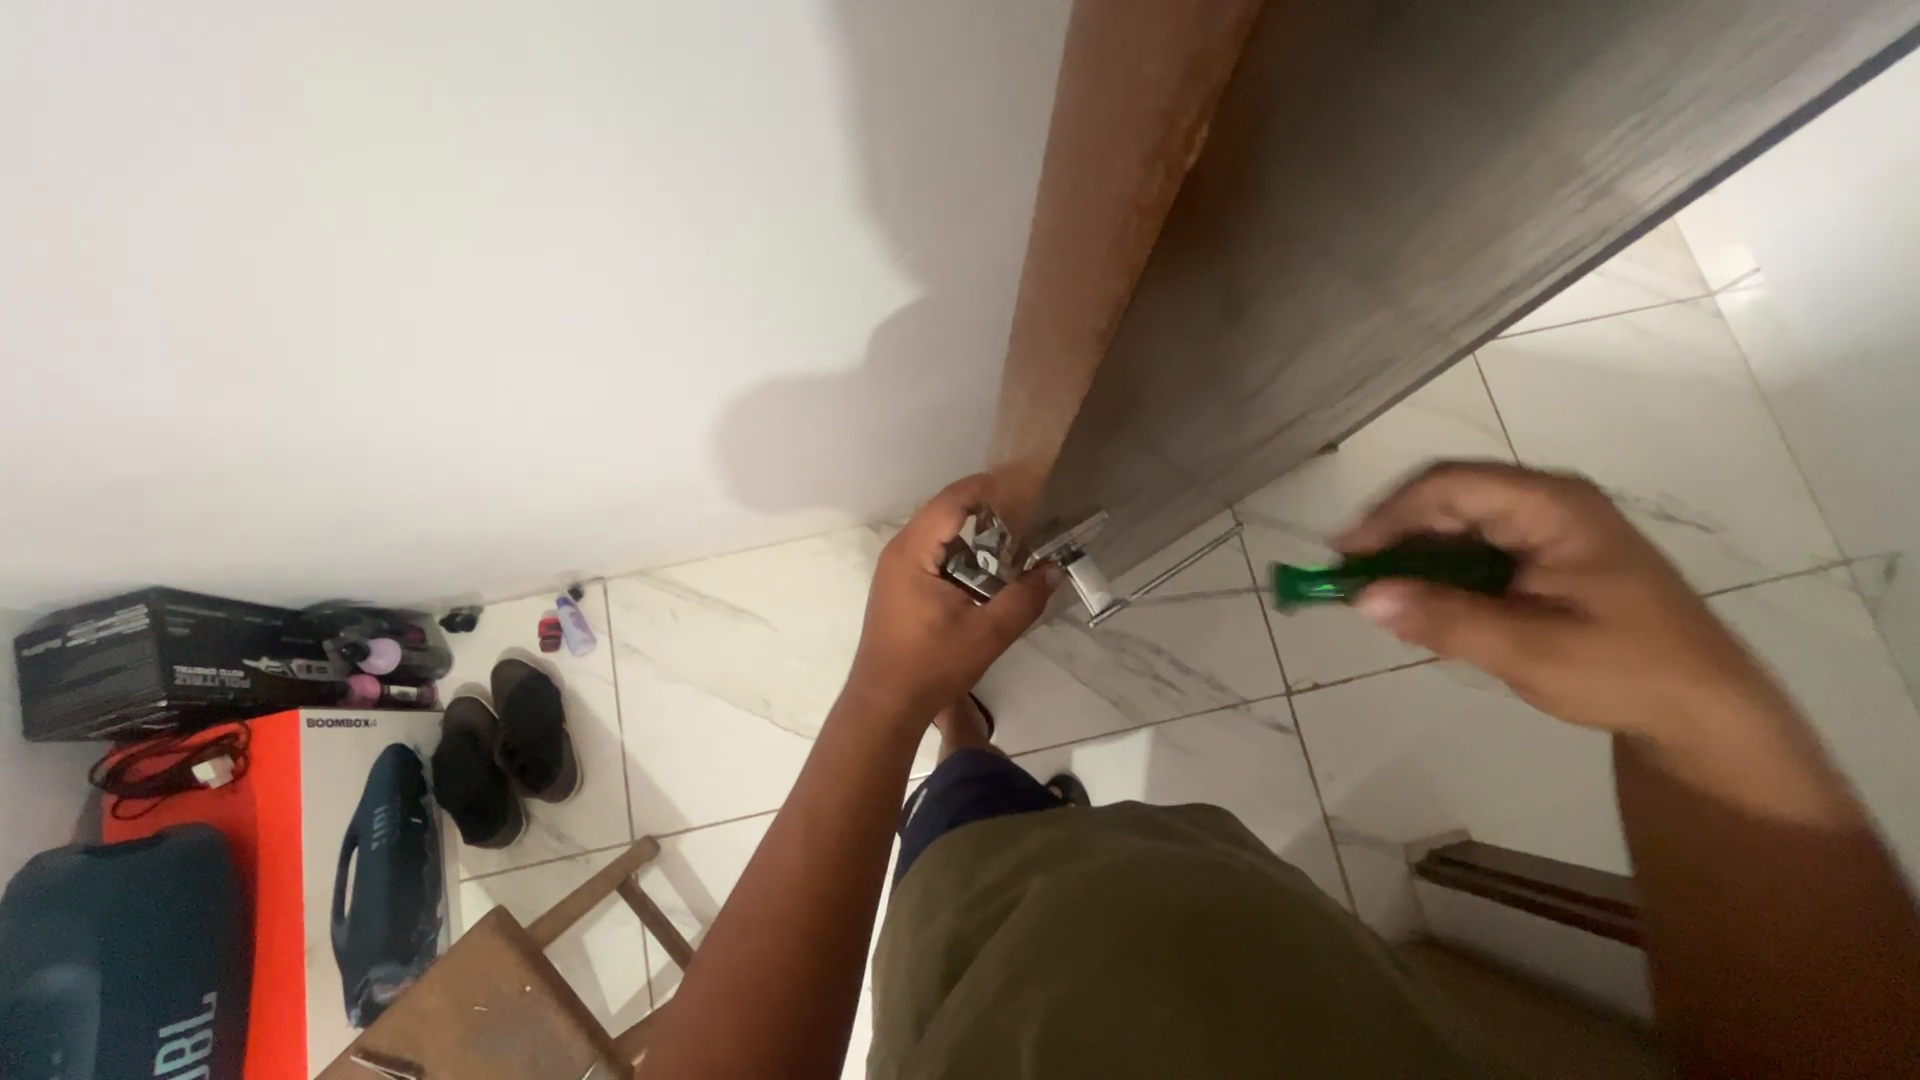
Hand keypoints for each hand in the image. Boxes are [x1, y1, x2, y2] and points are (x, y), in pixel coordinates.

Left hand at [843, 474, 1058, 723]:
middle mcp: (899, 551)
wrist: (885, 704)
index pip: (952, 500)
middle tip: (1028, 515)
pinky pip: (932, 555)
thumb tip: (1054, 569)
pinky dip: (960, 554)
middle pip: (944, 512)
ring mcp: (895, 569)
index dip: (988, 486)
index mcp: (912, 551)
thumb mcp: (987, 633)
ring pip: (939, 535)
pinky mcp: (899, 587)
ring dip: (974, 535)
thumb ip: (1024, 598)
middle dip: (986, 510)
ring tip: (1014, 542)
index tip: (1025, 484)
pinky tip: (987, 573)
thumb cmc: (930, 666)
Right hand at [1337, 461, 1775, 737]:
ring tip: (1379, 597)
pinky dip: (1436, 575)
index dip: (1387, 515)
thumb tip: (1363, 597)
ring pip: (1453, 525)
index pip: (1448, 486)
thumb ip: (1443, 620)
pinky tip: (1420, 607)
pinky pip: (1470, 550)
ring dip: (1411, 558)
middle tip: (1352, 579)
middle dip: (1393, 537)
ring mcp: (1545, 528)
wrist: (1702, 710)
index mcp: (1553, 507)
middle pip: (1446, 500)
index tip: (1345, 555)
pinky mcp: (1541, 556)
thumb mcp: (1527, 651)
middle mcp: (1546, 503)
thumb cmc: (1626, 673)